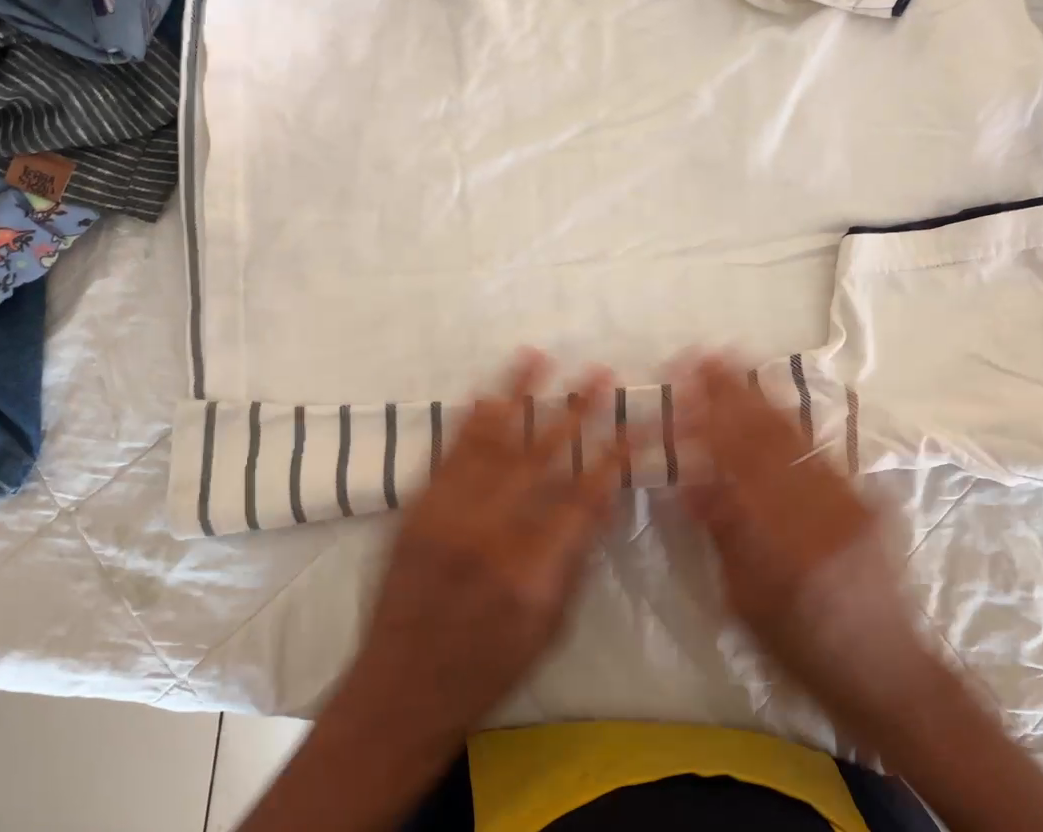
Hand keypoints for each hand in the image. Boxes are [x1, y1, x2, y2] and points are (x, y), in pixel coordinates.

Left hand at [337, 350, 622, 740]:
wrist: (403, 686)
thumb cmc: (489, 667)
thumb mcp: (550, 627)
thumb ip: (573, 561)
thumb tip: (599, 505)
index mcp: (532, 570)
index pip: (586, 496)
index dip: (617, 455)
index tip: (639, 423)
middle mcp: (489, 534)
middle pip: (542, 457)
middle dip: (575, 411)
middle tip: (599, 372)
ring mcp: (446, 516)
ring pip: (490, 444)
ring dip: (517, 396)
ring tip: (538, 357)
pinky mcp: (415, 511)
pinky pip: (445, 456)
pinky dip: (467, 423)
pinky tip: (485, 395)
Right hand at [672, 352, 931, 725]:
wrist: (888, 672)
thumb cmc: (802, 649)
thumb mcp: (746, 602)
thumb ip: (721, 536)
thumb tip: (685, 479)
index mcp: (780, 538)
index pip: (732, 465)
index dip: (704, 422)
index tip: (678, 391)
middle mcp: (818, 510)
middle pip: (766, 440)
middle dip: (731, 394)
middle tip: (702, 357)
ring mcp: (847, 501)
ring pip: (797, 438)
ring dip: (761, 395)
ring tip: (734, 362)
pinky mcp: (867, 501)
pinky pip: (825, 451)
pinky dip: (796, 420)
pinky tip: (779, 399)